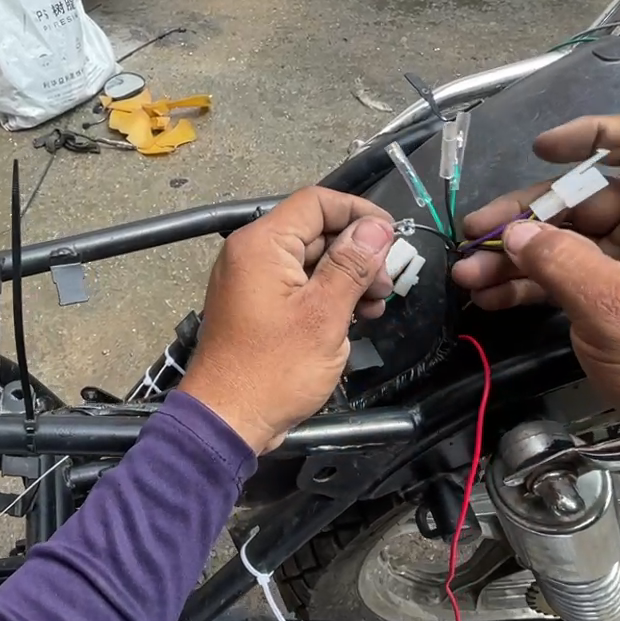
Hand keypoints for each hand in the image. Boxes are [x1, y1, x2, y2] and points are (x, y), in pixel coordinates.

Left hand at [179, 188, 396, 454]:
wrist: (227, 418)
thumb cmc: (273, 369)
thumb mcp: (324, 314)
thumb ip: (351, 265)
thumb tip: (376, 227)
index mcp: (261, 244)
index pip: (315, 202)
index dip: (358, 212)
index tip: (393, 235)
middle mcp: (251, 253)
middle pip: (315, 230)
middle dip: (357, 251)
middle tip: (387, 283)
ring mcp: (251, 279)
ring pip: (310, 260)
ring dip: (347, 276)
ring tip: (377, 305)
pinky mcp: (256, 304)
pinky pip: (297, 285)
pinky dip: (327, 294)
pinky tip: (356, 315)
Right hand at [450, 114, 619, 468]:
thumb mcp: (614, 309)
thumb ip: (557, 260)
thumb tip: (511, 232)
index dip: (589, 135)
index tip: (537, 152)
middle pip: (585, 197)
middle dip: (524, 216)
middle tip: (470, 235)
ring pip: (569, 239)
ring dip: (517, 256)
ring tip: (467, 277)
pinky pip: (573, 274)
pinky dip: (533, 283)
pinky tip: (491, 297)